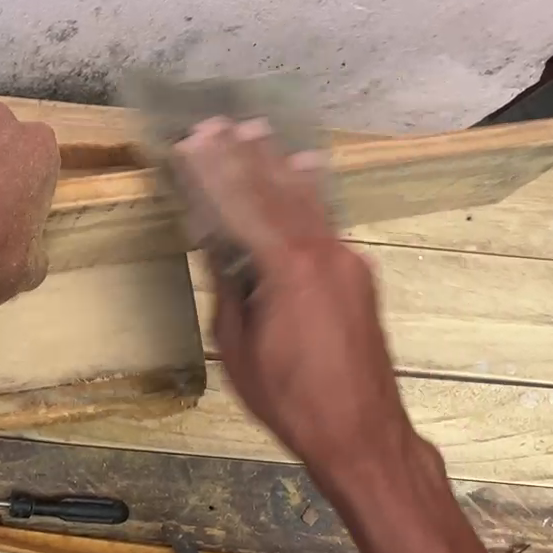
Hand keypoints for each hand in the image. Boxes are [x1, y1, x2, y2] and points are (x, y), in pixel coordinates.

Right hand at [173, 117, 422, 480]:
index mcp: (285, 269)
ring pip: (306, 203)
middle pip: (275, 193)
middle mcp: (322, 253)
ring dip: (279, 165)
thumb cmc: (287, 397)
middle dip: (244, 157)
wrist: (361, 430)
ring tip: (259, 130)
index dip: (212, 173)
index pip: (239, 208)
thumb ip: (230, 289)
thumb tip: (217, 247)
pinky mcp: (358, 276)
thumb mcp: (237, 346)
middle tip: (219, 122)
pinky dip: (310, 194)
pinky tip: (306, 171)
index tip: (191, 142)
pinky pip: (326, 223)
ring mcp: (347, 261)